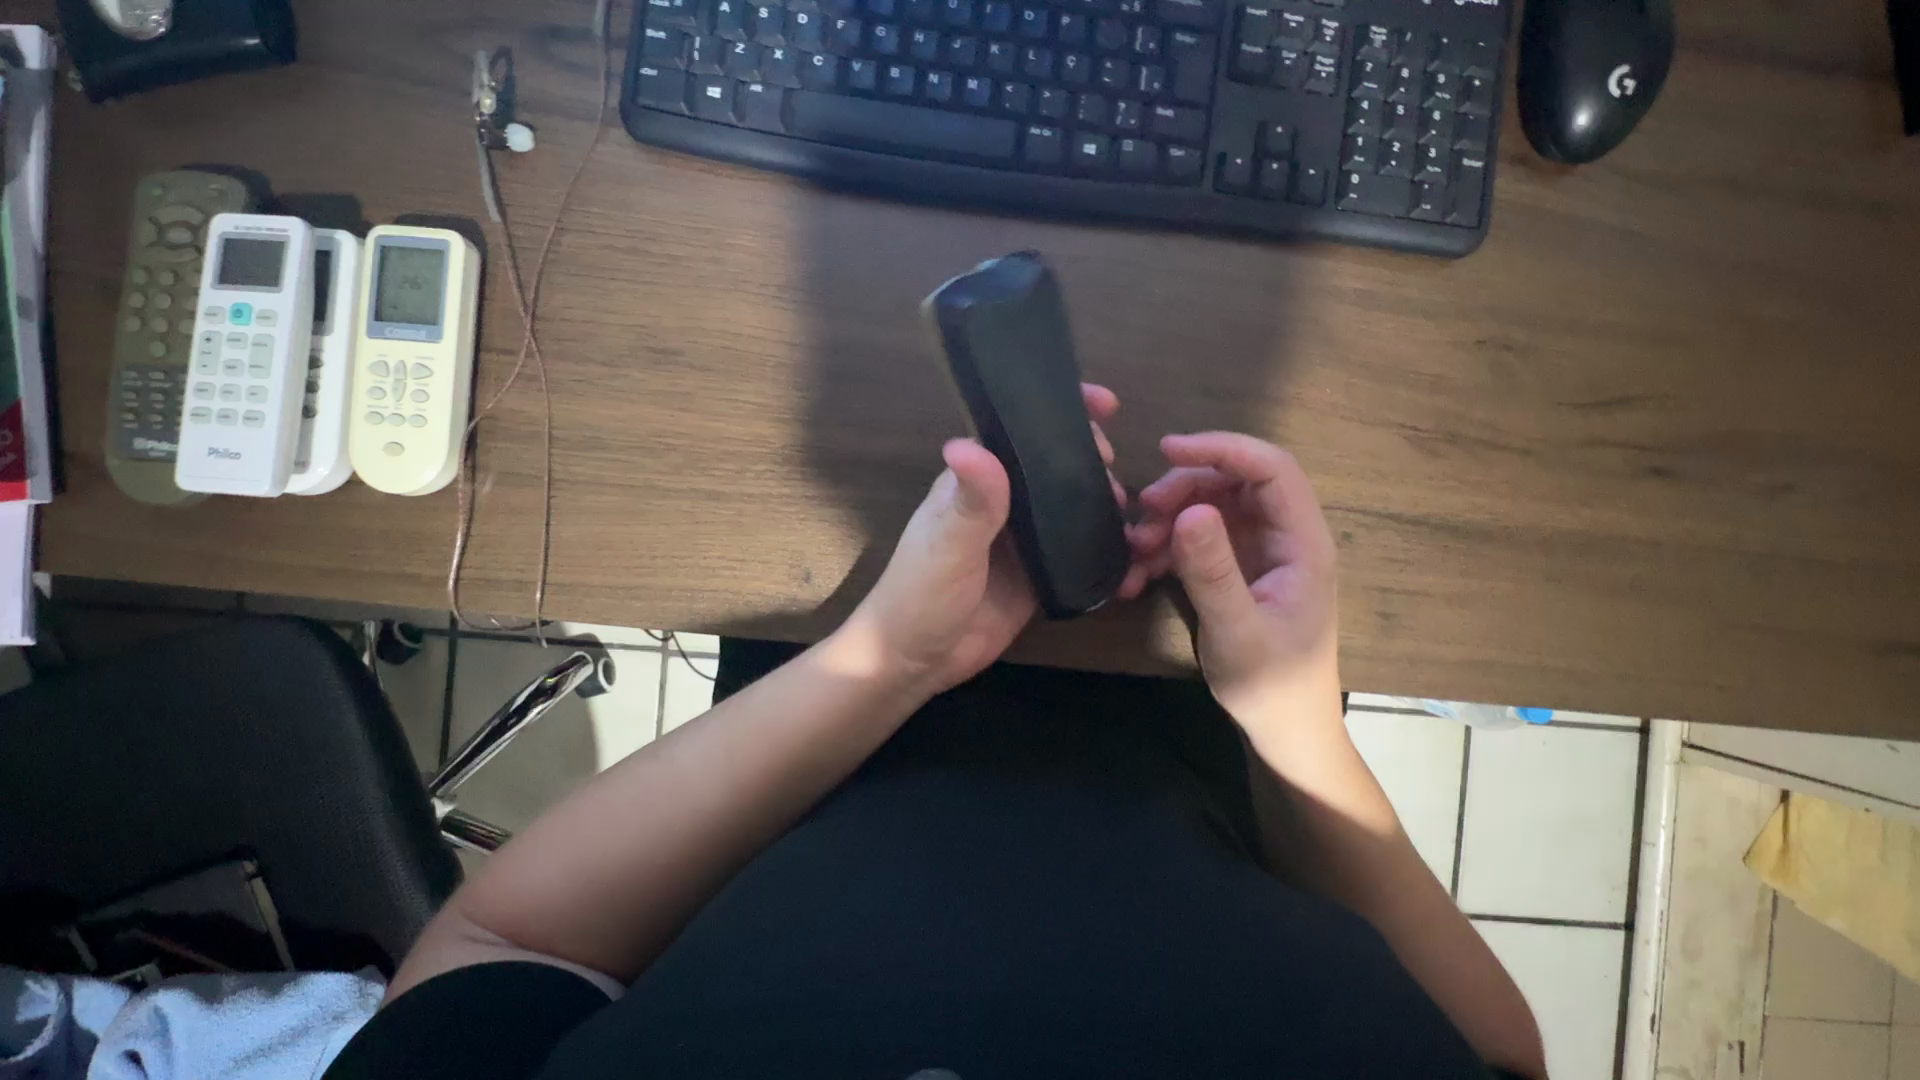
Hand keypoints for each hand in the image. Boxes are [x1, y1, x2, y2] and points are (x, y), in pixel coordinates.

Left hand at [842, 384, 1128, 697]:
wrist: (917, 661)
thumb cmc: (921, 594)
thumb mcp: (947, 545)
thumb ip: (969, 501)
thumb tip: (967, 442)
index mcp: (976, 482)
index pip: (1021, 433)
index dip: (1061, 413)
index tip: (1103, 403)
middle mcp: (1004, 503)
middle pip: (1055, 466)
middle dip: (1091, 458)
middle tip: (1116, 467)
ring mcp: (1024, 540)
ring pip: (1073, 507)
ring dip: (1105, 503)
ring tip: (1133, 512)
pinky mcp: (1040, 575)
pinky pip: (1079, 553)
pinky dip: (1107, 549)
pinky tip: (1136, 553)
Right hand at [1128, 432, 1339, 730]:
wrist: (1283, 730)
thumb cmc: (1271, 685)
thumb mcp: (1237, 631)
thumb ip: (1214, 571)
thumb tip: (1189, 510)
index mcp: (1303, 543)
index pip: (1271, 469)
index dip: (1222, 450)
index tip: (1167, 451)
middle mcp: (1283, 537)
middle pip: (1234, 482)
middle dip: (1183, 489)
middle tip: (1140, 513)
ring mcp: (1258, 552)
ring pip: (1210, 508)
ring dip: (1167, 520)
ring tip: (1132, 552)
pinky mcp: (1235, 570)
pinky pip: (1196, 540)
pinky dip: (1164, 550)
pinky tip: (1136, 576)